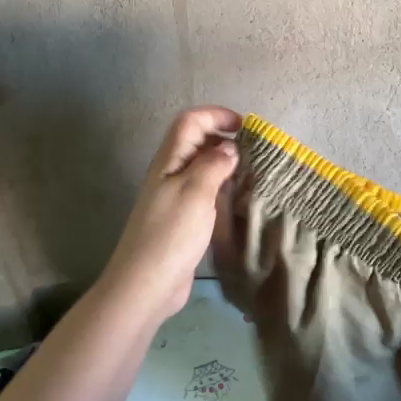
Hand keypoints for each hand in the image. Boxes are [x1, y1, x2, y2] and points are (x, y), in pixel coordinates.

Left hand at [94, 106, 241, 317]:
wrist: (146, 284)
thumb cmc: (171, 234)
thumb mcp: (196, 193)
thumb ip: (213, 165)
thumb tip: (229, 147)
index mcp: (169, 161)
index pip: (190, 121)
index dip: (216, 115)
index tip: (246, 127)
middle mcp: (169, 174)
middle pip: (195, 142)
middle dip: (223, 138)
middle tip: (254, 152)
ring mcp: (174, 198)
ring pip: (200, 169)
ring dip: (224, 165)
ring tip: (252, 175)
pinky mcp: (181, 221)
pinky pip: (203, 193)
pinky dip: (221, 190)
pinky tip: (238, 202)